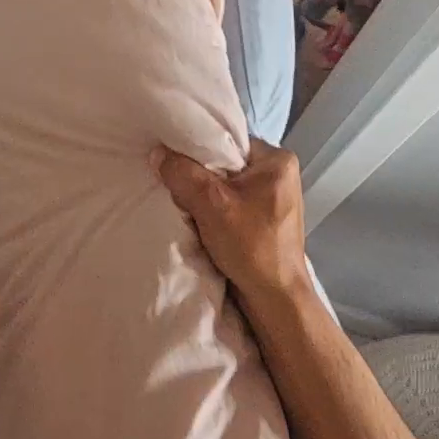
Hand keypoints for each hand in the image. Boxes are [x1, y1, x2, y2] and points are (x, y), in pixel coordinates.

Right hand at [156, 139, 309, 301]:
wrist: (276, 299)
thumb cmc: (252, 247)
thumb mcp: (212, 205)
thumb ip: (183, 174)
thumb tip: (158, 153)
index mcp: (278, 160)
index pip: (229, 140)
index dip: (199, 148)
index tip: (173, 156)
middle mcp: (280, 174)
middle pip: (226, 163)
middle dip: (201, 175)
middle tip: (176, 182)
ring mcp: (274, 199)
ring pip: (227, 186)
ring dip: (206, 196)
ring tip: (186, 202)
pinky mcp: (265, 221)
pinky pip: (232, 204)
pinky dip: (215, 211)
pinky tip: (199, 219)